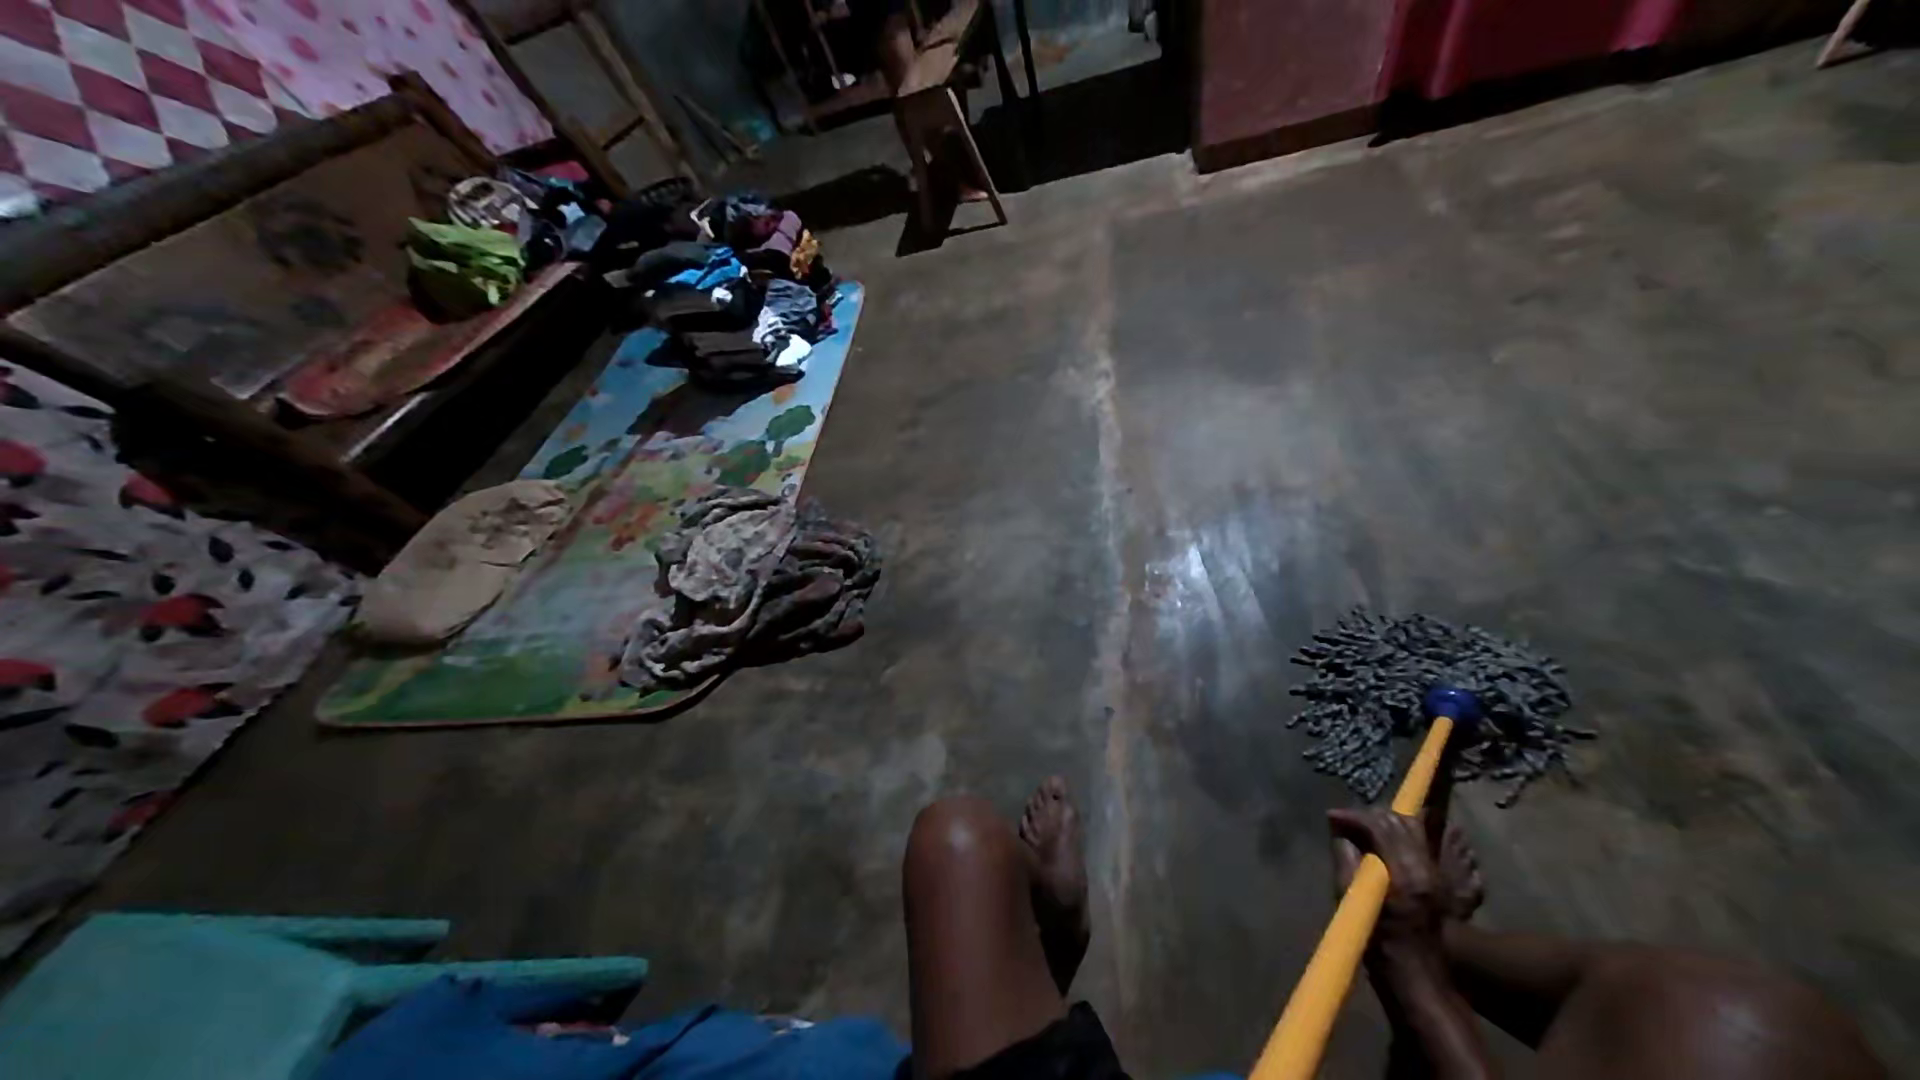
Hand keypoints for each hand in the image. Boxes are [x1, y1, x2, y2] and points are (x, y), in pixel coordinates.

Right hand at [1328, 808, 1444, 964]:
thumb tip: (1341, 835)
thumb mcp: (1353, 902)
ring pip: (1415, 830)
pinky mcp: (1441, 882)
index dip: (1353, 816)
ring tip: (1365, 826)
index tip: (1333, 817)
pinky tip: (1390, 837)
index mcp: (1402, 874)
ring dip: (1387, 822)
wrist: (1418, 976)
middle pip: (1399, 823)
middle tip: (1347, 820)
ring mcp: (1437, 875)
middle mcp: (1424, 869)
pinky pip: (1424, 843)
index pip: (1379, 827)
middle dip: (1370, 815)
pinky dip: (1404, 833)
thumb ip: (1346, 862)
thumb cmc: (1378, 943)